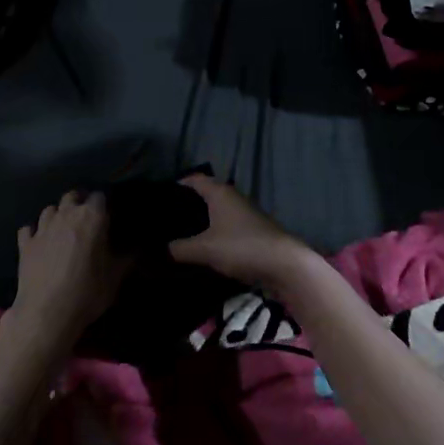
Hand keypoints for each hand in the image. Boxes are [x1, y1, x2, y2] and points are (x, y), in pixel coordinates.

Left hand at [11, 192, 132, 348]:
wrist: (47, 313)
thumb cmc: (87, 292)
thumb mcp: (114, 278)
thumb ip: (125, 259)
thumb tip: (135, 250)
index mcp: (92, 217)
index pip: (99, 196)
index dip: (103, 205)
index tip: (107, 216)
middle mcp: (66, 215)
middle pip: (72, 196)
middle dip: (78, 203)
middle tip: (85, 220)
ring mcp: (43, 228)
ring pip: (49, 209)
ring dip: (57, 215)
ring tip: (62, 230)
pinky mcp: (25, 244)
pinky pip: (28, 229)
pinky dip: (34, 233)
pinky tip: (38, 242)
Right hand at [167, 175, 313, 289]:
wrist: (283, 264)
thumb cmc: (241, 247)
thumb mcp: (205, 249)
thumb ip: (180, 248)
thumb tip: (162, 249)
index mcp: (220, 192)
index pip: (194, 179)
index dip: (177, 184)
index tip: (160, 196)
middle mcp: (232, 197)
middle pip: (205, 194)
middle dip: (187, 204)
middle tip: (166, 218)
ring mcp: (244, 214)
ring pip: (216, 212)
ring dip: (201, 221)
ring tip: (179, 233)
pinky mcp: (251, 231)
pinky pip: (225, 227)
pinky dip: (212, 233)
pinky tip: (202, 247)